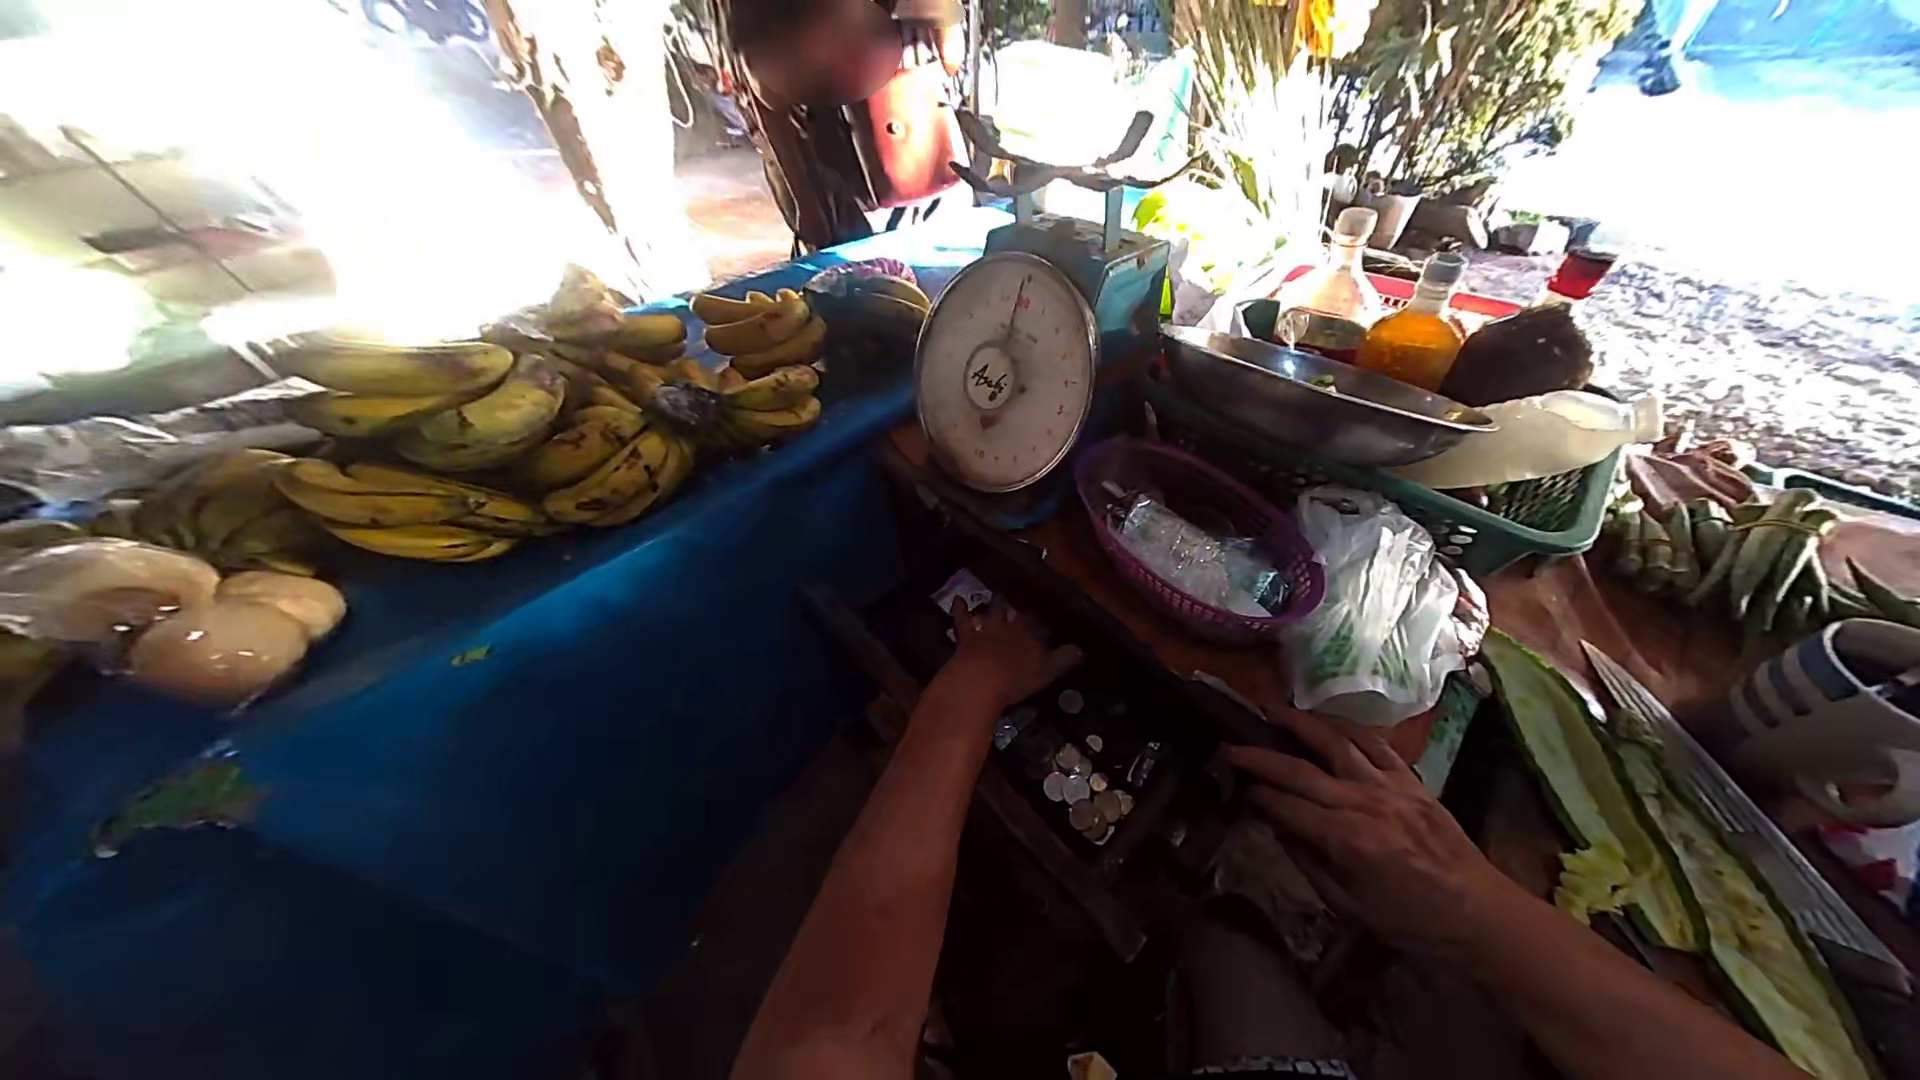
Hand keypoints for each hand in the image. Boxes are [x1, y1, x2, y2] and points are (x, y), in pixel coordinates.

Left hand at [939, 598, 1081, 711]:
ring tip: (1000, 592)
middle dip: (1026, 605)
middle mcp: (1011, 627)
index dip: (1049, 616)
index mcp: (1032, 635)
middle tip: (1029, 594)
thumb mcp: (1047, 672)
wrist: (978, 680)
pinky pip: (962, 619)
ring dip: (997, 602)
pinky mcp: (966, 636)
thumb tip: (1082, 649)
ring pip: (995, 610)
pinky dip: (960, 608)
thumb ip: (1064, 659)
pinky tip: (958, 598)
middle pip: (1021, 613)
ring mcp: (987, 629)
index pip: (1044, 622)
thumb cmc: (1016, 680)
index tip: (1054, 608)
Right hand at [1225, 709, 1523, 961]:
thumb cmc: (1411, 920)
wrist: (1483, 914)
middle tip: (1231, 745)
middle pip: (1299, 769)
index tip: (1233, 783)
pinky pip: (1373, 742)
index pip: (1285, 806)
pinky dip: (1345, 727)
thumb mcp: (1349, 905)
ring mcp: (1388, 786)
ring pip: (1333, 742)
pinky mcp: (1409, 779)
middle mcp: (1363, 804)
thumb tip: (1272, 822)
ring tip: (1271, 709)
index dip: (1255, 794)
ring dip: (1298, 722)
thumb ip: (1306, 860)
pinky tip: (1325, 721)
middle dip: (1259, 755)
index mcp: (1347, 840)